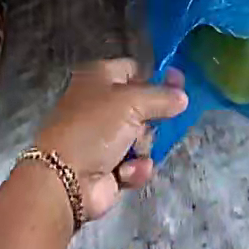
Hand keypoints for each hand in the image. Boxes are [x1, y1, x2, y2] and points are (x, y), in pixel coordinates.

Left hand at [33, 59, 188, 221]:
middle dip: (150, 120)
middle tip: (153, 125)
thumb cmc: (95, 126)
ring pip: (143, 137)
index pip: (135, 69)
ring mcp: (105, 137)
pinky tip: (125, 174)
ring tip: (133, 154)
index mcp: (100, 77)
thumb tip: (183, 96)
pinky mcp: (110, 167)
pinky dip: (134, 169)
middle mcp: (102, 103)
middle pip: (142, 106)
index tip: (179, 87)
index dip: (157, 77)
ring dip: (142, 148)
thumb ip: (161, 96)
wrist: (64, 180)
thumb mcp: (131, 102)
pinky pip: (136, 163)